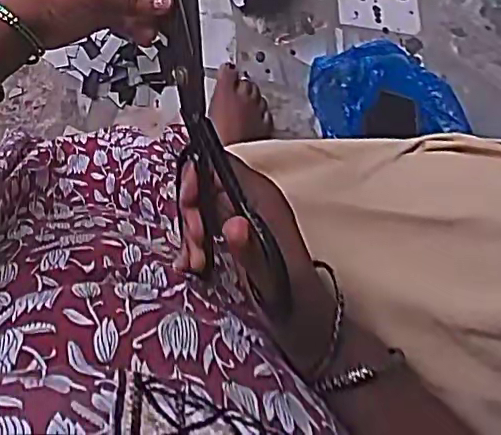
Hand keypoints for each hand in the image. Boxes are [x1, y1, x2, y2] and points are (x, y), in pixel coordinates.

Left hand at [0, 0, 172, 47]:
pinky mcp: (97, 14)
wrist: (29, 22)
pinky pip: (123, 19)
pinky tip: (140, 36)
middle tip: (159, 20)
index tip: (162, 2)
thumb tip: (163, 0)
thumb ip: (134, 0)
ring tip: (149, 32)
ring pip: (132, 6)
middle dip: (150, 4)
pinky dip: (132, 27)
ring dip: (143, 19)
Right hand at [175, 151, 334, 374]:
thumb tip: (231, 223)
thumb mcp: (270, 282)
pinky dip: (195, 241)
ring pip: (203, 206)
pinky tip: (192, 263)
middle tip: (194, 244)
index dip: (197, 174)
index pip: (222, 163)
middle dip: (192, 212)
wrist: (314, 337)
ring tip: (195, 262)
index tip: (187, 202)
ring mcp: (246, 216)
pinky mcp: (239, 234)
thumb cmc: (297, 309)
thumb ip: (250, 251)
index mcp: (264, 199)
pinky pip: (208, 224)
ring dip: (191, 232)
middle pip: (207, 184)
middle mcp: (254, 201)